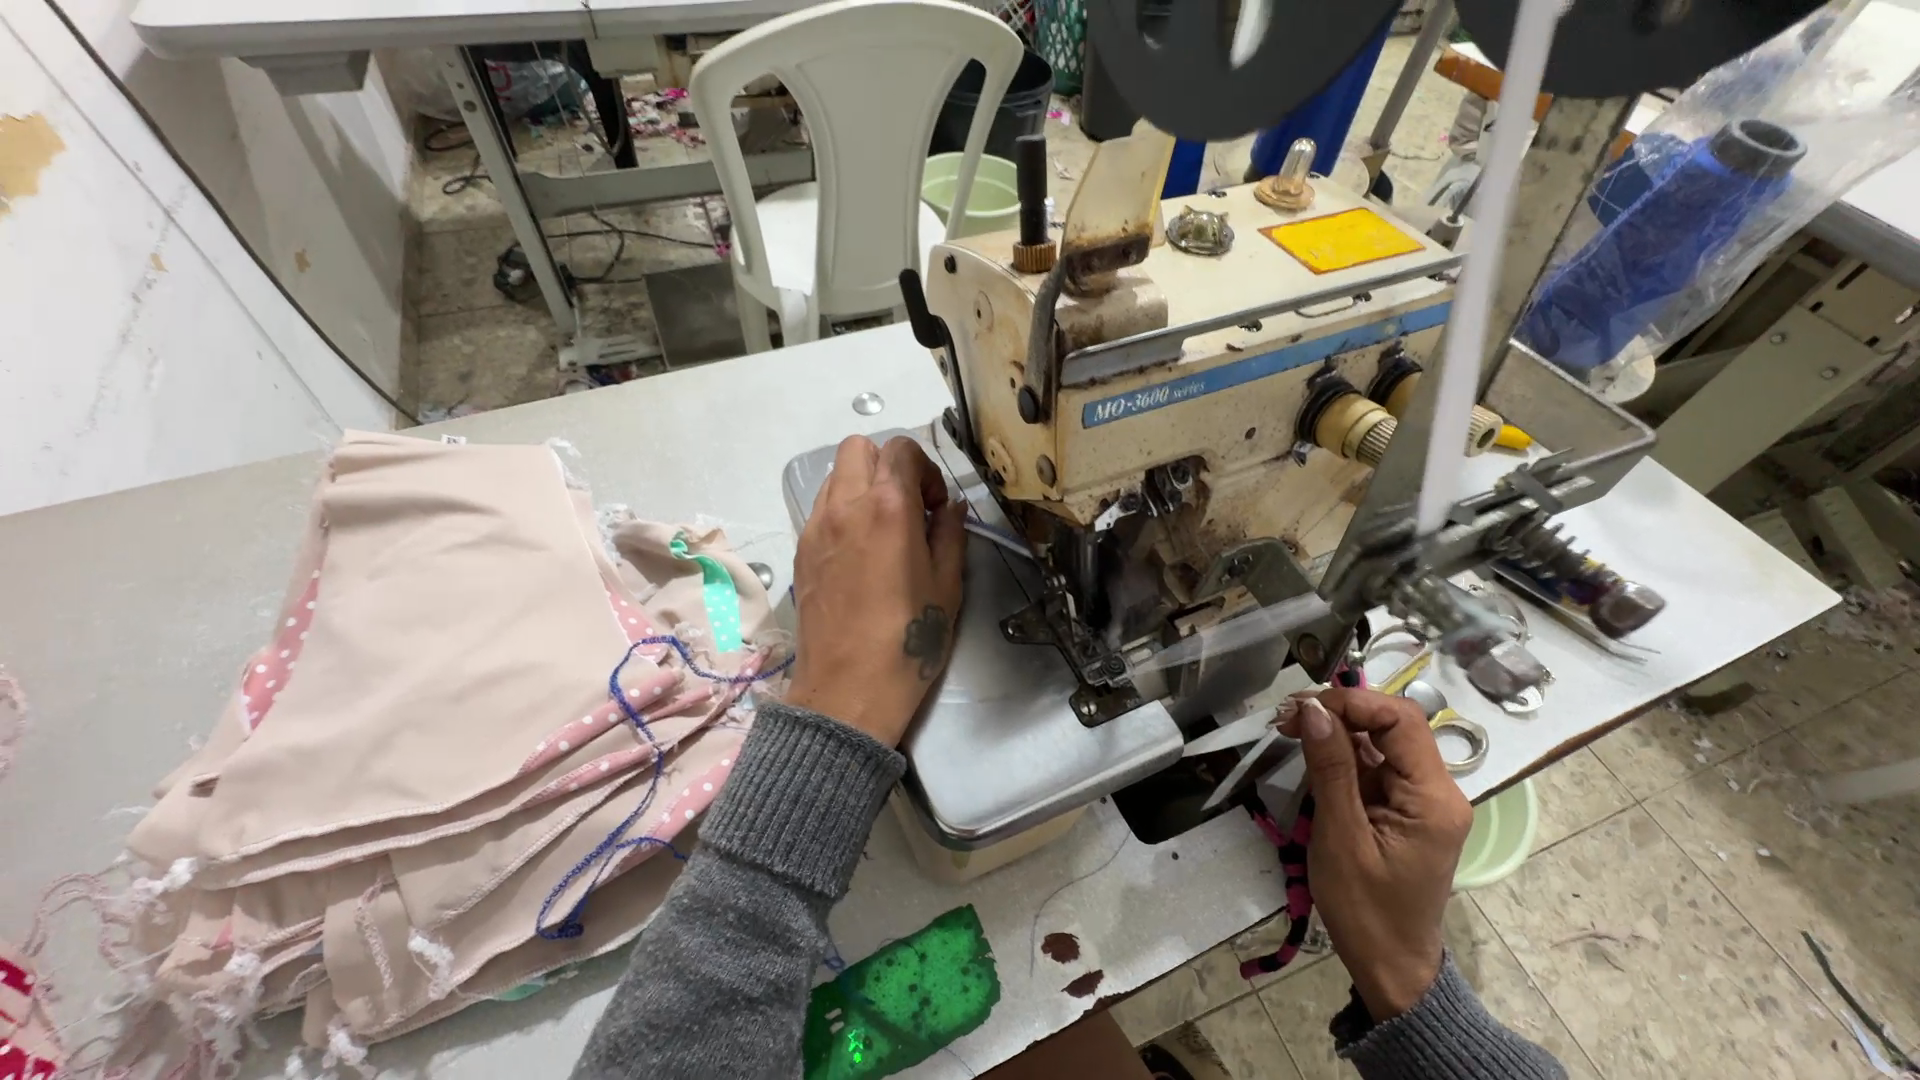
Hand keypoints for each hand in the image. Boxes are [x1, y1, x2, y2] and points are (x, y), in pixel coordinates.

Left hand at [785, 436, 965, 747]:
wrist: (847, 691)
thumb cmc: (909, 641)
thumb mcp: (947, 586)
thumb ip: (950, 535)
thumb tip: (951, 508)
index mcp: (887, 508)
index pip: (901, 450)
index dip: (927, 469)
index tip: (936, 507)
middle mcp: (844, 506)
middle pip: (859, 448)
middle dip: (889, 466)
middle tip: (910, 507)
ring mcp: (815, 528)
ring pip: (835, 476)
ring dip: (862, 486)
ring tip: (884, 530)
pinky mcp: (801, 552)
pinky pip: (822, 509)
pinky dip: (843, 512)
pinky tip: (861, 553)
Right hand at [1277, 687, 1472, 1020]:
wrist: (1390, 965)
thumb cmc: (1365, 909)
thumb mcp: (1340, 837)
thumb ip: (1330, 768)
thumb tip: (1312, 709)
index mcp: (1433, 798)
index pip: (1401, 720)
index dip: (1352, 702)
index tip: (1301, 709)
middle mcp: (1437, 790)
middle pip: (1393, 725)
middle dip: (1340, 711)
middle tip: (1286, 717)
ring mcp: (1422, 799)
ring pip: (1381, 741)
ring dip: (1335, 730)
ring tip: (1287, 729)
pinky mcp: (1404, 808)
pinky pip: (1375, 765)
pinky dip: (1340, 754)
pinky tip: (1309, 753)